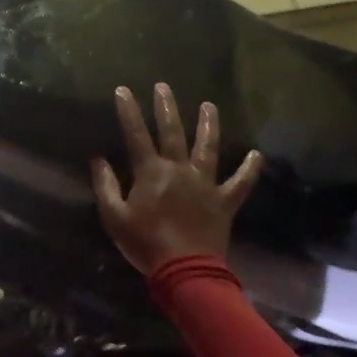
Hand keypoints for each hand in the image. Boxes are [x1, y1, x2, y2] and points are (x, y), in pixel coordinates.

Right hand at [91, 83, 262, 275]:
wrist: (184, 269)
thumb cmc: (145, 243)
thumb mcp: (114, 217)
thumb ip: (106, 186)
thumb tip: (98, 160)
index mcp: (151, 172)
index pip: (135, 135)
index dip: (128, 111)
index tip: (123, 89)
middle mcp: (179, 170)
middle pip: (173, 132)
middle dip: (166, 107)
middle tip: (163, 87)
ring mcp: (205, 184)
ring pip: (208, 148)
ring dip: (208, 125)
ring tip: (209, 106)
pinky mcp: (224, 202)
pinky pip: (240, 183)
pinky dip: (250, 169)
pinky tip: (257, 154)